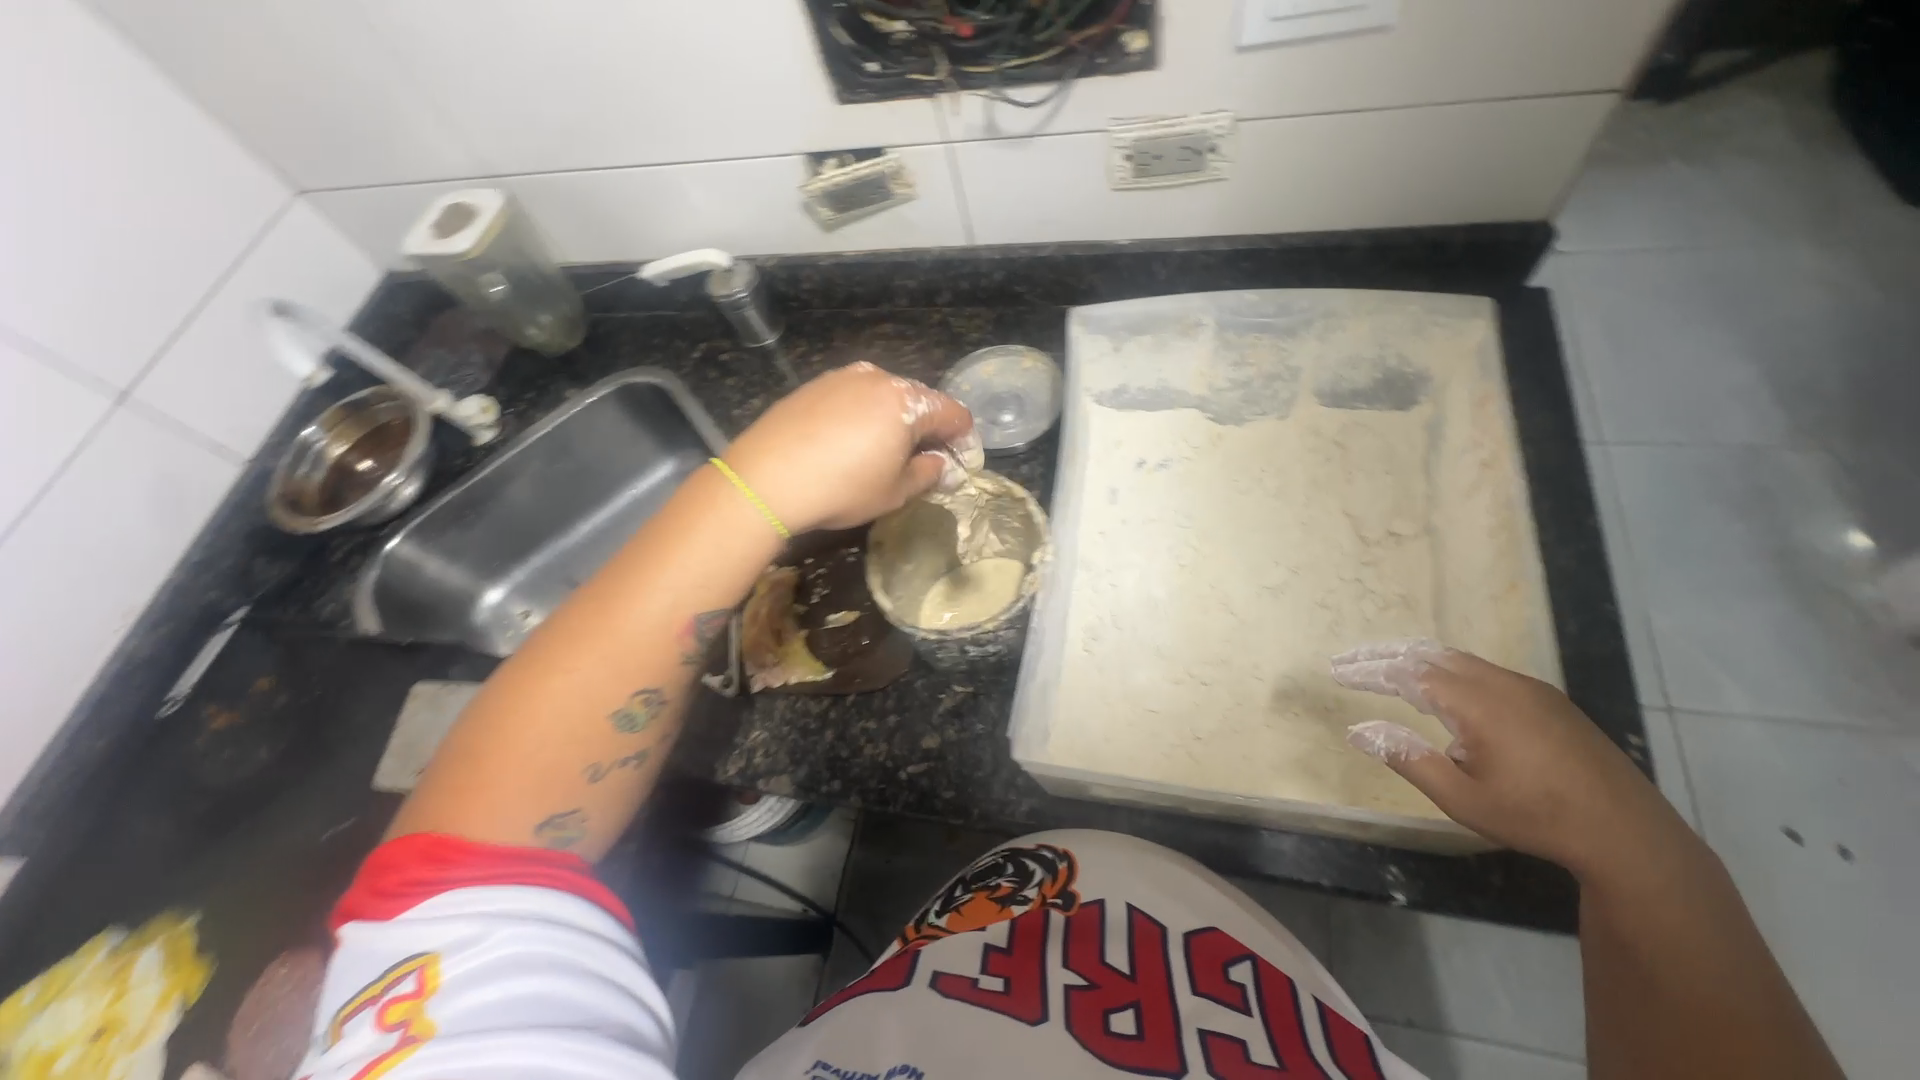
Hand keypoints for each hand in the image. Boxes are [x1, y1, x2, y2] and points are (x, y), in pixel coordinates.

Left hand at [722, 362, 982, 533]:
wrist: (764, 479)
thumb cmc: (841, 488)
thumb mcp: (894, 492)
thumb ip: (927, 474)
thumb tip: (943, 466)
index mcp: (906, 400)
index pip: (953, 413)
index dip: (964, 441)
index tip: (960, 465)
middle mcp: (877, 378)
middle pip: (919, 400)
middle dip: (927, 430)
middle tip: (924, 463)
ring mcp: (841, 377)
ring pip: (882, 397)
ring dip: (893, 422)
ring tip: (883, 455)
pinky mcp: (812, 387)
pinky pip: (851, 399)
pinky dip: (861, 418)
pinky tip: (847, 446)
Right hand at [1332, 639, 1692, 879]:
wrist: (1625, 830)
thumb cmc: (1536, 817)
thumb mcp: (1461, 797)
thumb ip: (1407, 758)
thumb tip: (1358, 731)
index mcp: (1478, 703)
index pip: (1409, 673)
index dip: (1370, 671)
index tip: (1337, 673)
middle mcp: (1502, 683)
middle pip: (1433, 655)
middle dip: (1387, 656)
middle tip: (1351, 662)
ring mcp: (1529, 689)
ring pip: (1461, 660)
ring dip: (1418, 661)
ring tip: (1385, 669)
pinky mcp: (1547, 700)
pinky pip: (1484, 671)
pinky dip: (1447, 671)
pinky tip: (1441, 691)